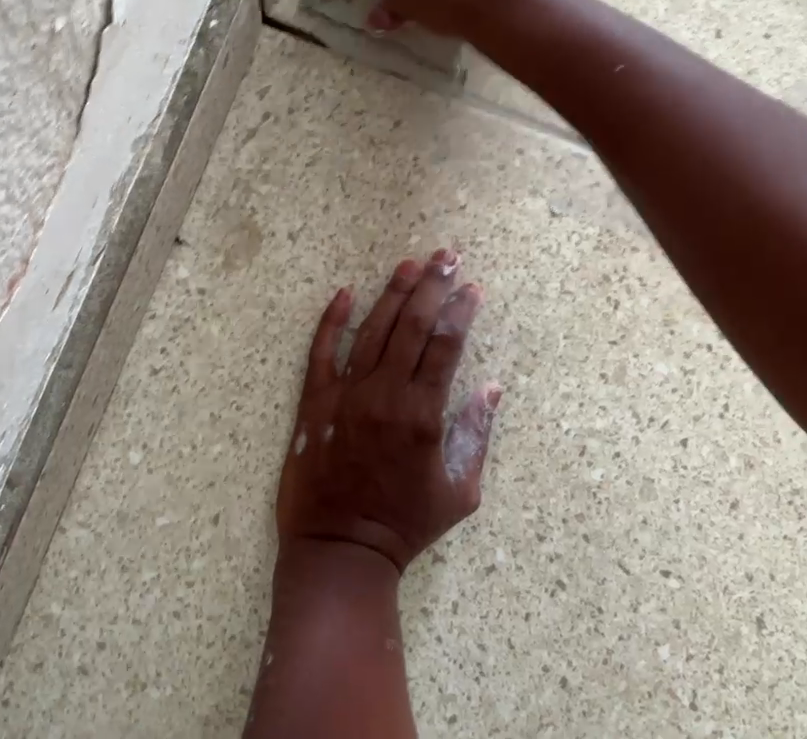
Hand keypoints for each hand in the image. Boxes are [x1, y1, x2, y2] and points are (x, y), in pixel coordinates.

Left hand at [276, 249, 503, 571]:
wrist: (340, 549)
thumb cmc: (405, 525)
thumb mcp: (460, 491)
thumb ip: (477, 435)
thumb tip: (492, 387)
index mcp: (423, 414)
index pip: (446, 345)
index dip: (461, 311)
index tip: (472, 287)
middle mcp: (384, 394)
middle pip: (412, 326)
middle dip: (432, 287)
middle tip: (446, 256)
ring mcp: (346, 395)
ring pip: (372, 330)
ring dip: (392, 293)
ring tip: (409, 264)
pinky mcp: (315, 403)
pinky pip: (321, 351)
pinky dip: (332, 320)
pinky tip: (344, 292)